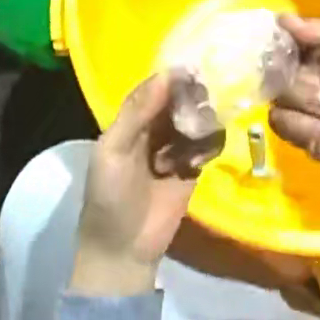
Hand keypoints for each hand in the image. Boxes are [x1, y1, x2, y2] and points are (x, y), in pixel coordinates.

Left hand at [69, 71, 223, 298]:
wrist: (122, 250)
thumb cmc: (109, 197)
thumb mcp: (112, 151)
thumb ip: (136, 112)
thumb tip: (166, 74)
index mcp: (134, 119)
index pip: (158, 86)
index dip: (174, 77)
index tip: (194, 69)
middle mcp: (159, 126)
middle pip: (183, 97)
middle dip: (194, 96)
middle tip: (202, 101)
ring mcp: (179, 145)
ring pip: (200, 117)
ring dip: (203, 120)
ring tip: (197, 134)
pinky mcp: (195, 165)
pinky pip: (211, 143)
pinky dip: (209, 145)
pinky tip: (196, 163)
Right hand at [268, 16, 319, 201]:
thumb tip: (281, 19)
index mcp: (319, 47)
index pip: (285, 36)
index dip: (278, 35)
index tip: (278, 35)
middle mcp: (306, 72)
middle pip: (275, 63)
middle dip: (287, 66)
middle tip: (314, 75)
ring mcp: (303, 104)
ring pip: (276, 91)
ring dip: (300, 94)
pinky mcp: (302, 135)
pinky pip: (280, 121)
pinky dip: (298, 120)